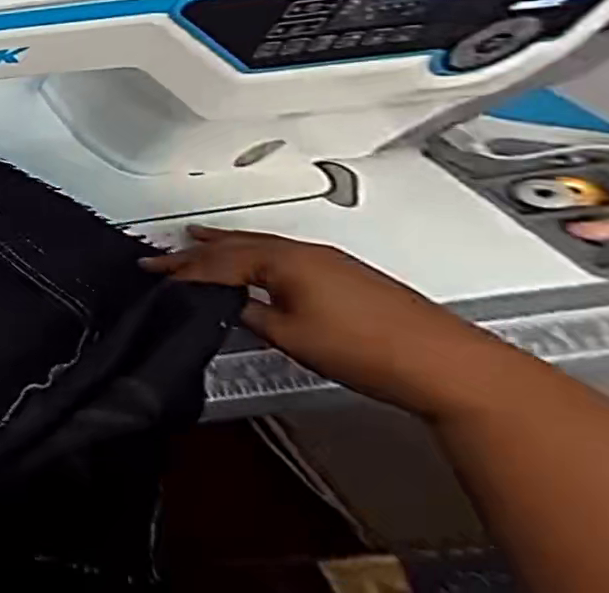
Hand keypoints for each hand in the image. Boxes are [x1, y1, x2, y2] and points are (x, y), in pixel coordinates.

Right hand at [142, 226, 514, 418]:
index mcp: (281, 261)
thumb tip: (228, 306)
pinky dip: (254, 253)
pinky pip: (282, 251)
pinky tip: (253, 261)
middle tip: (160, 256)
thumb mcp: (290, 336)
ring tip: (198, 238)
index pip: (216, 263)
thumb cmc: (370, 351)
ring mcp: (327, 260)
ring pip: (259, 244)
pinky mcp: (345, 274)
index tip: (153, 273)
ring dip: (225, 245)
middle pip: (233, 247)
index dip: (181, 270)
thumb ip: (249, 314)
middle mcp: (301, 252)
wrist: (455, 370)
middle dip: (195, 252)